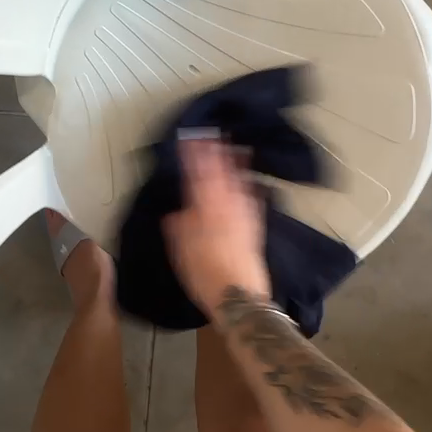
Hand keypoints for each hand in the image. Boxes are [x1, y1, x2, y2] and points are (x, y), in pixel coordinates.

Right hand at [167, 131, 272, 316]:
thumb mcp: (181, 250)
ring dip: (236, 164)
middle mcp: (225, 207)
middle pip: (220, 173)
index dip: (193, 156)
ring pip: (239, 183)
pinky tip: (253, 181)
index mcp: (203, 209)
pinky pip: (253, 200)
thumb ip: (178, 227)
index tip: (190, 138)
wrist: (239, 297)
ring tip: (237, 147)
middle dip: (216, 152)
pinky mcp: (255, 228)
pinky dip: (251, 187)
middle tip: (215, 133)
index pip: (196, 175)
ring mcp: (243, 216)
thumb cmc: (204, 273)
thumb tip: (177, 213)